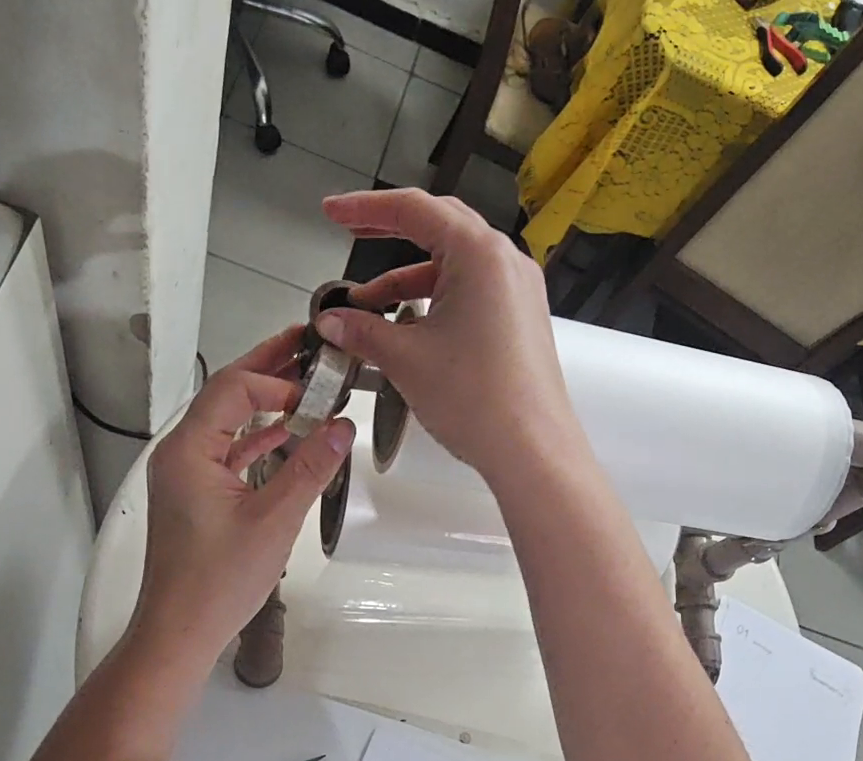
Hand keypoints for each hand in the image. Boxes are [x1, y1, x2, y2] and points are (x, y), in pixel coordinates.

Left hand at [130, 325, 353, 666]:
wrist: (179, 632)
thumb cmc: (214, 584)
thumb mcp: (273, 521)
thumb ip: (309, 469)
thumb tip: (341, 428)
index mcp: (188, 451)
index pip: (232, 389)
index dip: (275, 379)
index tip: (315, 383)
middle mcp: (180, 455)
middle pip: (225, 397)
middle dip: (266, 371)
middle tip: (304, 344)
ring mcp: (185, 476)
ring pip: (227, 424)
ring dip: (264, 405)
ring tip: (302, 384)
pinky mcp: (195, 497)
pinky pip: (227, 452)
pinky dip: (256, 439)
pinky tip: (284, 436)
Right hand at [313, 188, 586, 487]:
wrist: (531, 450)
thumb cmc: (476, 399)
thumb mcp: (406, 359)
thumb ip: (363, 331)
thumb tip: (331, 322)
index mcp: (479, 254)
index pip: (414, 210)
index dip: (365, 208)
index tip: (332, 211)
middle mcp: (505, 262)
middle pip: (440, 227)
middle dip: (391, 231)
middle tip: (350, 232)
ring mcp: (518, 291)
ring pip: (454, 265)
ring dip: (409, 278)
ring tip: (367, 307)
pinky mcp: (520, 319)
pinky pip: (472, 292)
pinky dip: (435, 300)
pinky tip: (406, 326)